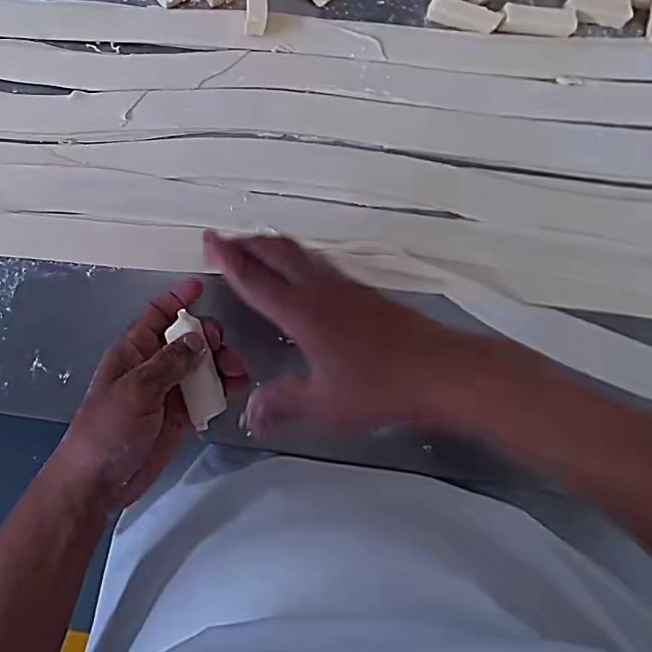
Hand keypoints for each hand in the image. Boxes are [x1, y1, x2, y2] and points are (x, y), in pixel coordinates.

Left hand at [43, 279, 249, 516]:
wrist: (97, 484)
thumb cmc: (102, 432)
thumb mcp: (136, 389)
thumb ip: (169, 362)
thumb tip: (196, 340)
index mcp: (133, 350)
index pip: (158, 313)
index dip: (178, 298)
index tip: (199, 287)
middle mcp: (152, 365)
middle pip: (187, 338)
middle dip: (209, 336)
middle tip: (220, 348)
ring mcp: (167, 390)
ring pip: (201, 366)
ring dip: (221, 365)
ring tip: (235, 373)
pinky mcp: (178, 416)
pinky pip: (206, 395)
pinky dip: (221, 391)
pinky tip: (232, 392)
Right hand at [203, 231, 499, 433]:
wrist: (441, 369)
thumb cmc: (380, 386)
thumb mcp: (325, 405)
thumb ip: (283, 404)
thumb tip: (252, 413)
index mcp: (301, 312)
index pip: (255, 279)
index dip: (228, 258)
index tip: (210, 239)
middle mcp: (319, 290)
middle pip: (276, 252)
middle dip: (246, 242)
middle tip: (225, 239)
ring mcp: (344, 286)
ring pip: (299, 252)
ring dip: (272, 246)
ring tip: (257, 247)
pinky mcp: (363, 292)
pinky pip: (319, 262)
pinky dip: (297, 257)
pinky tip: (304, 272)